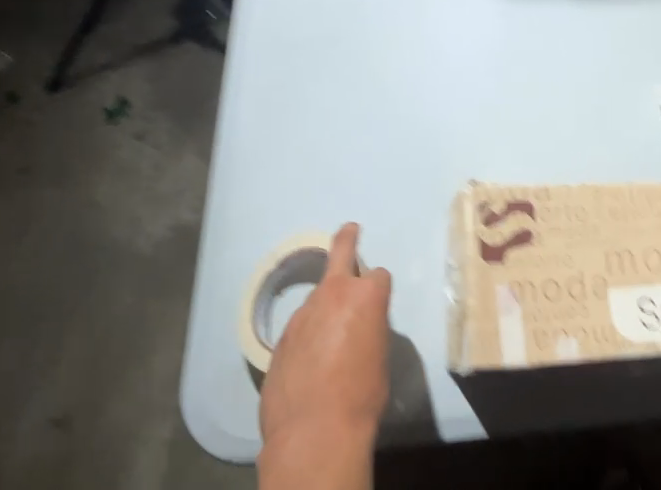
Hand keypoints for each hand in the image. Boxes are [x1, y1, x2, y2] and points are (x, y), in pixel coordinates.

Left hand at [259, 224, 391, 474]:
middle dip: (347, 239)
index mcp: (366, 296)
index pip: (378, 275)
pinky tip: (310, 362)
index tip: (379, 301)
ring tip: (329, 339)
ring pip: (317, 298)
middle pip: (340, 251)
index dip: (380, 288)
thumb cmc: (362, 395)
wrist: (314, 431)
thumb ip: (370, 330)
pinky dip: (307, 335)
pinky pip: (300, 327)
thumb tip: (361, 329)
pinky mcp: (281, 337)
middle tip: (350, 230)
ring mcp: (302, 314)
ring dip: (324, 307)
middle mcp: (332, 294)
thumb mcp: (380, 357)